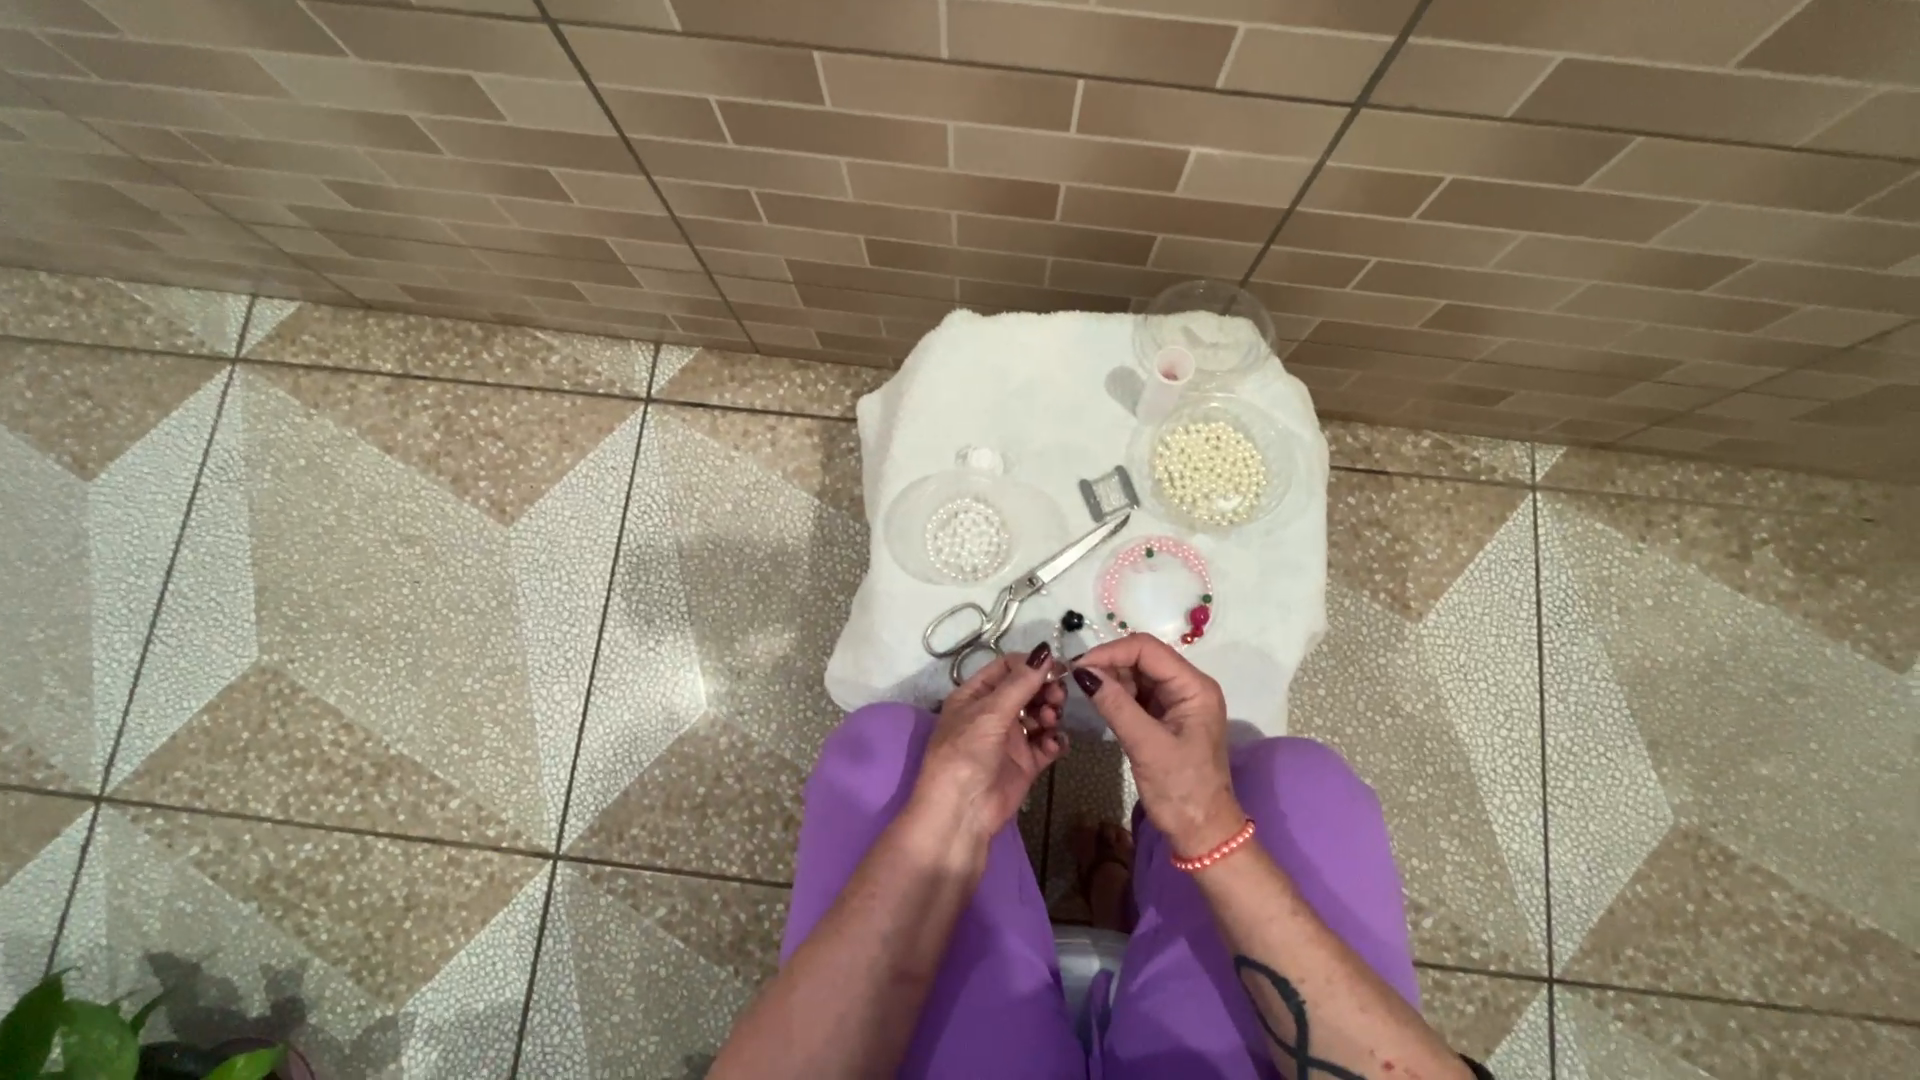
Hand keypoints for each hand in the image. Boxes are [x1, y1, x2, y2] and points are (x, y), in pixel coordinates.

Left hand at [915, 643, 1069, 837]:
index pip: (1006, 668)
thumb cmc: (965, 755)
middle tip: (1057, 697)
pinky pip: (1047, 743)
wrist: (961, 814)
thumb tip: (1046, 651)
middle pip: (1028, 690)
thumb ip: (1020, 683)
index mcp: (975, 696)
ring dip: (1050, 713)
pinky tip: (1053, 744)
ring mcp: (1011, 738)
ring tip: (1050, 721)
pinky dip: (1055, 741)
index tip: (1054, 666)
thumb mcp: (989, 713)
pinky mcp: (1026, 763)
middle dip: (1045, 689)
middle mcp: (993, 713)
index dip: (1030, 665)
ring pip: (1040, 714)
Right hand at [1070, 634, 1243, 857]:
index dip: (1111, 652)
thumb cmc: (1182, 790)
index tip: (1078, 667)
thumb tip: (1083, 673)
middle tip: (1075, 679)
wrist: (1202, 833)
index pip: (1148, 649)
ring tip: (1082, 689)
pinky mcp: (1165, 718)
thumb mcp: (1146, 745)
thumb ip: (1116, 705)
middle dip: (1109, 664)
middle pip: (1143, 658)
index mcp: (1194, 687)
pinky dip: (1117, 695)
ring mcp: (1177, 702)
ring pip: (1137, 675)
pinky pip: (1137, 695)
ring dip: (1111, 678)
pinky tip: (1099, 701)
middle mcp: (1188, 687)